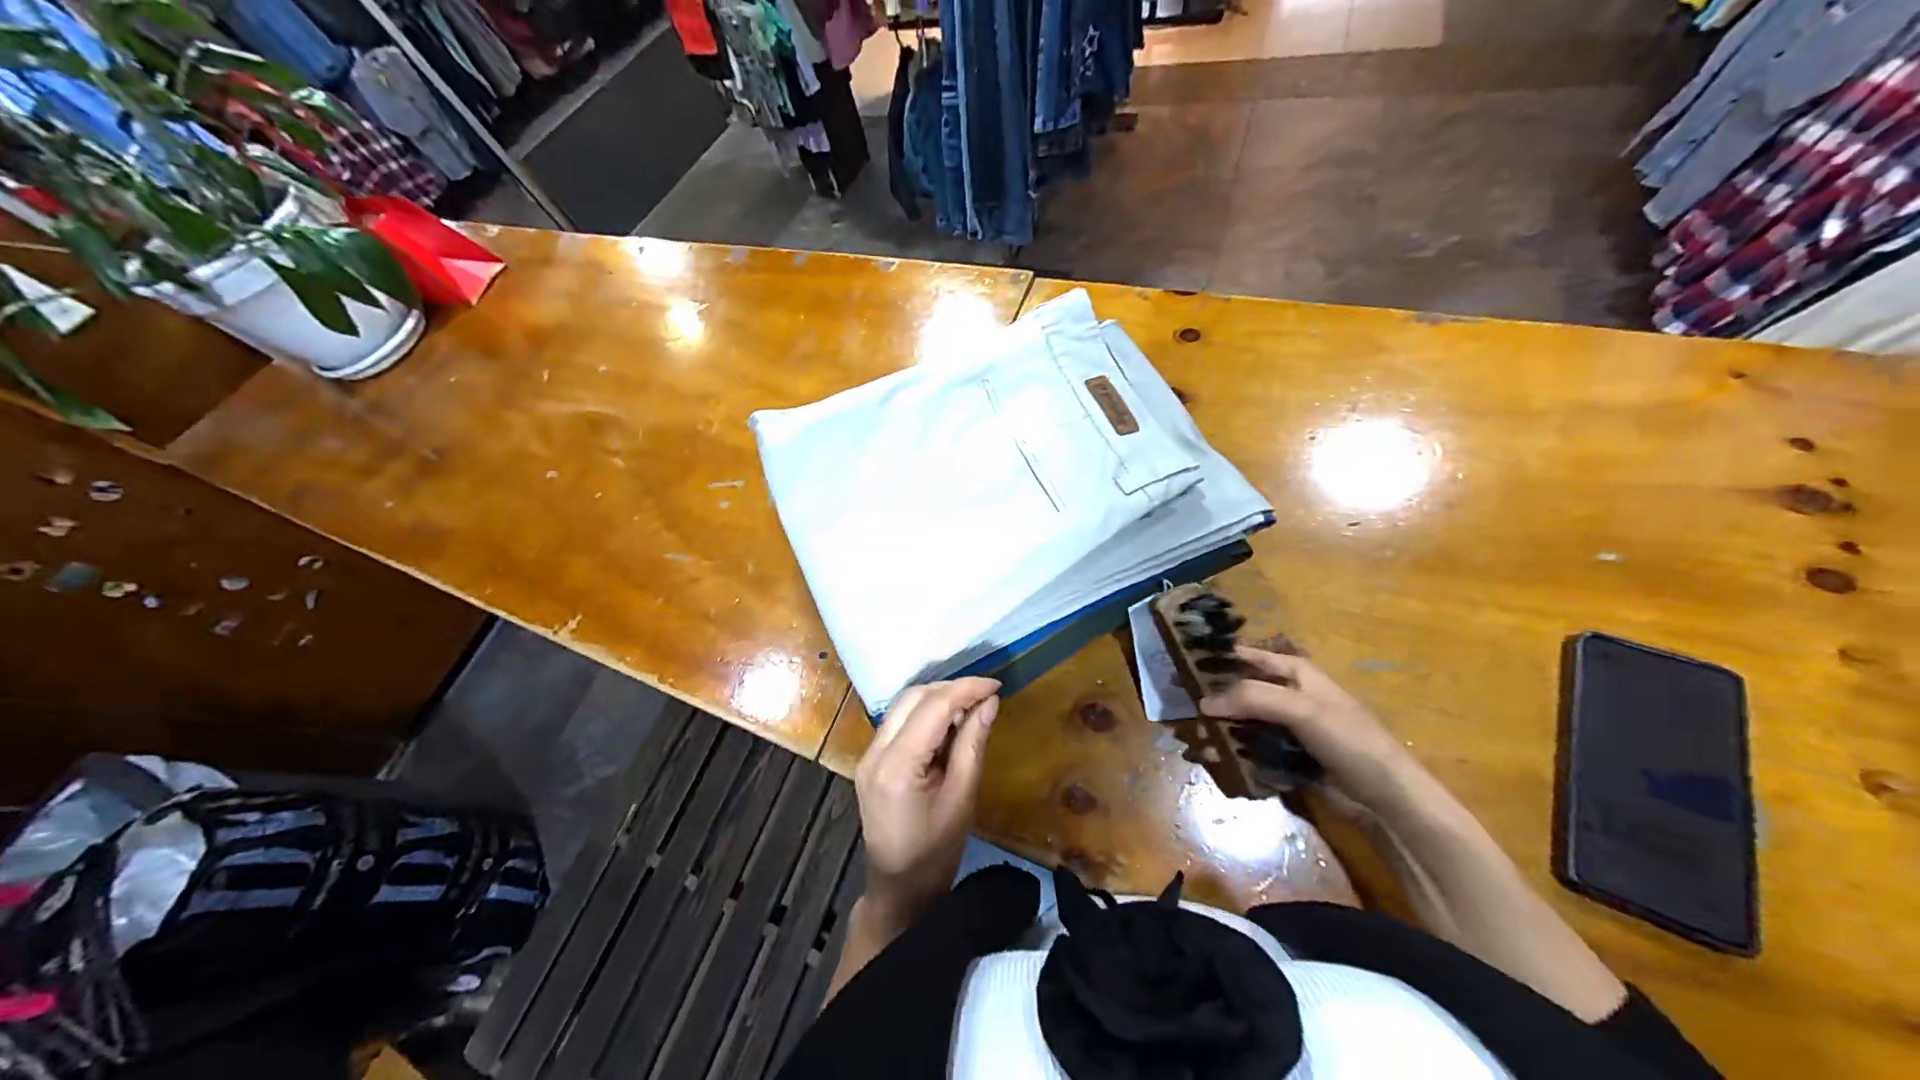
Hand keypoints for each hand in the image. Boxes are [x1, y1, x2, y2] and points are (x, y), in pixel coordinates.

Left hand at [854, 677, 1000, 927]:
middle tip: (985, 696)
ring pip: (903, 705)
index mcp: (897, 765)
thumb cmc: (936, 852)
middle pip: (913, 697)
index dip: (966, 689)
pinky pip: (898, 722)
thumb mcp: (963, 797)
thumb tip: (989, 702)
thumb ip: (972, 743)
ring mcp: (868, 755)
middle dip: (951, 689)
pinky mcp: (870, 760)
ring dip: (937, 699)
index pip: (933, 707)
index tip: (996, 685)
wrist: (898, 888)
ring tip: (970, 708)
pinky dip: (924, 714)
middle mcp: (875, 752)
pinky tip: (948, 725)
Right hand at [1199, 648, 1414, 807]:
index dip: (1217, 657)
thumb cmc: (1348, 739)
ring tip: (1194, 740)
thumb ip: (1252, 698)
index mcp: (1295, 672)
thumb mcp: (1301, 708)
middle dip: (1211, 699)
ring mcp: (1286, 727)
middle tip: (1179, 708)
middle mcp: (1287, 694)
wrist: (1385, 796)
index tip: (1180, 664)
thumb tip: (1202, 702)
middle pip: (1239, 690)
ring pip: (1241, 721)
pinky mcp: (1285, 755)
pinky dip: (1232, 752)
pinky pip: (1250, 748)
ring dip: (1218, 729)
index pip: (1247, 657)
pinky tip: (1213, 758)